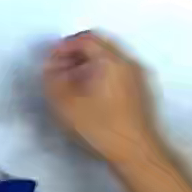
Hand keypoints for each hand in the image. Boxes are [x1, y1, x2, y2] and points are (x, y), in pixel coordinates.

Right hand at [42, 32, 163, 165]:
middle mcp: (128, 63)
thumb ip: (51, 77)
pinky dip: (99, 73)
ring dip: (86, 64)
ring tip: (71, 83)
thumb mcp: (63, 101)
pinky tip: (88, 94)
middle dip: (74, 53)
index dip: (63, 46)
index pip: (85, 38)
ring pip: (108, 58)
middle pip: (99, 44)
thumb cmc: (101, 127)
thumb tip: (51, 66)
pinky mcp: (141, 91)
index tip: (50, 61)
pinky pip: (116, 70)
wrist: (136, 153)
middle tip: (58, 70)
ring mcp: (138, 77)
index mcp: (111, 60)